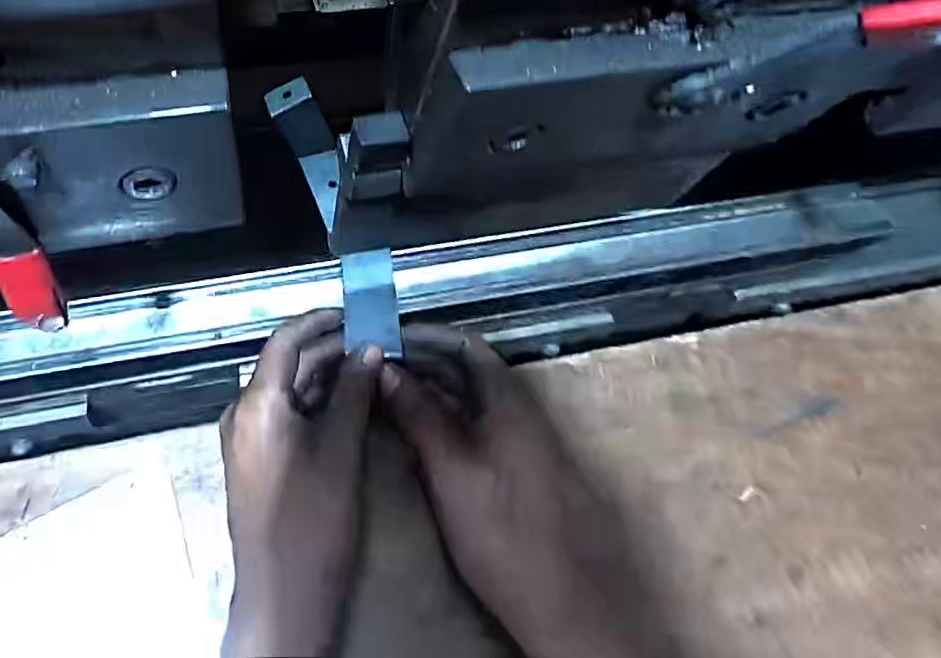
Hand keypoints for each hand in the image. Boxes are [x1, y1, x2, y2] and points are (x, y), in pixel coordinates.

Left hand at [221, 309, 382, 657]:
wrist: (284, 600)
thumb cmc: (312, 522)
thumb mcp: (341, 450)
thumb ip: (354, 392)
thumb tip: (370, 347)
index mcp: (256, 405)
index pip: (284, 342)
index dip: (318, 322)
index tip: (353, 313)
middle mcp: (244, 414)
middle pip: (287, 364)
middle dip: (330, 350)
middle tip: (372, 341)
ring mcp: (248, 438)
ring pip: (290, 389)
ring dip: (326, 375)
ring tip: (368, 365)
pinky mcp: (258, 458)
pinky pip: (287, 414)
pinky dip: (317, 402)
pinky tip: (349, 399)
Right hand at [380, 326, 663, 657]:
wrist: (561, 602)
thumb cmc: (502, 530)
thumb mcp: (450, 468)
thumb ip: (418, 414)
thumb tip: (385, 369)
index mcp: (508, 398)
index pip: (464, 344)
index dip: (425, 337)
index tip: (388, 342)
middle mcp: (518, 408)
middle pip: (466, 367)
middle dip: (423, 364)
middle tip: (379, 369)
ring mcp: (520, 435)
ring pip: (470, 396)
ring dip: (432, 390)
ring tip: (389, 395)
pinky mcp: (517, 461)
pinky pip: (476, 421)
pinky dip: (446, 417)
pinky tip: (418, 429)